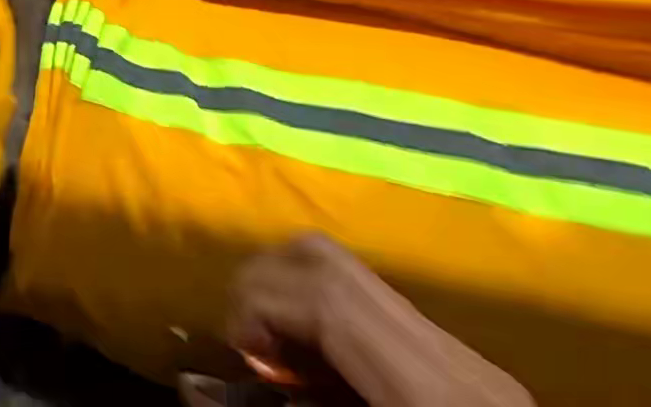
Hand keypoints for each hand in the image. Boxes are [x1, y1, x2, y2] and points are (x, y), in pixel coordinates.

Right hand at [182, 235, 531, 406]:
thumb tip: (193, 385)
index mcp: (429, 395)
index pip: (328, 297)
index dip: (262, 306)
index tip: (240, 350)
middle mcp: (450, 356)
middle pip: (327, 258)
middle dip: (262, 282)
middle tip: (244, 339)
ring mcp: (457, 350)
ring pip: (342, 263)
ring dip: (285, 285)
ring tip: (271, 343)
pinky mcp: (455, 356)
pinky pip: (364, 295)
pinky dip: (316, 307)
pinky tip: (311, 354)